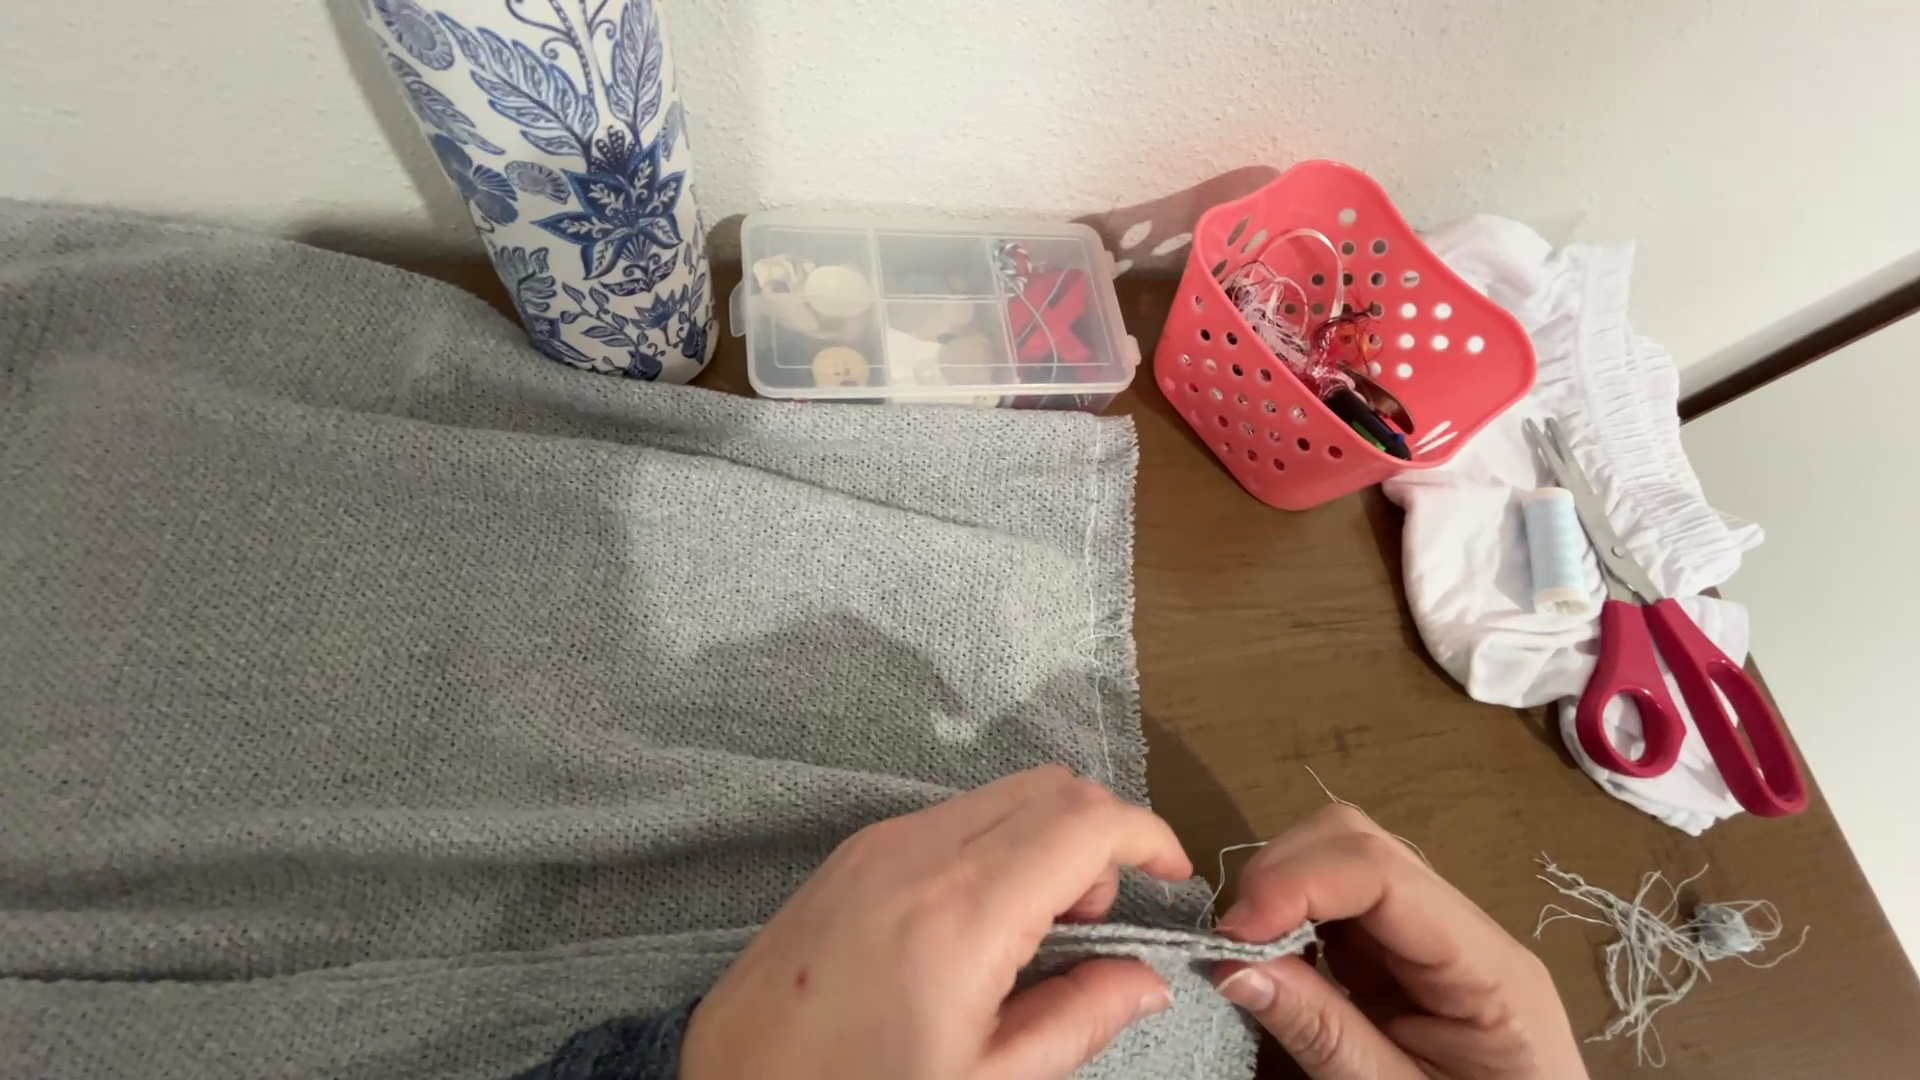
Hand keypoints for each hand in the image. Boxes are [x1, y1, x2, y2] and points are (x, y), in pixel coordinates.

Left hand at [680, 766, 1194, 1079]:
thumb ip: (1079, 1020)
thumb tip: (1146, 978)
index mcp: (962, 911)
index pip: (1084, 821)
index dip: (1146, 833)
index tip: (1173, 873)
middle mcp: (922, 848)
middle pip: (1050, 787)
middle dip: (1101, 834)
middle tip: (1099, 918)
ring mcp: (883, 837)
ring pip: (1005, 793)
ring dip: (1048, 834)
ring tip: (1038, 922)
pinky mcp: (858, 844)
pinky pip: (956, 813)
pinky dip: (999, 838)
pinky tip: (983, 910)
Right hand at [1211, 805, 1587, 1079]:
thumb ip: (1321, 1033)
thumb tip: (1227, 964)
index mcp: (1490, 969)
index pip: (1381, 873)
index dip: (1297, 883)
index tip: (1234, 934)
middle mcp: (1461, 927)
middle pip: (1356, 842)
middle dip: (1280, 874)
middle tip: (1233, 941)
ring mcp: (1426, 930)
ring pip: (1336, 852)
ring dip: (1278, 886)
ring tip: (1249, 948)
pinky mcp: (1395, 944)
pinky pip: (1329, 895)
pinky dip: (1286, 909)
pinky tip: (1275, 953)